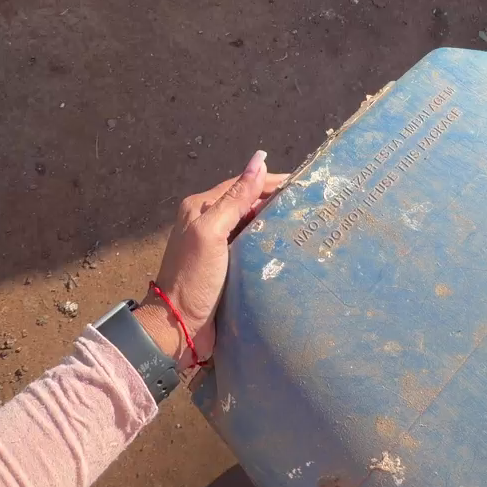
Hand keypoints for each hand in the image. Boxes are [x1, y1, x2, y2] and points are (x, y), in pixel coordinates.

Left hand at [136, 151, 287, 367]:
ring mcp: (217, 246)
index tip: (302, 183)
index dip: (270, 181)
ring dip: (274, 222)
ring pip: (252, 225)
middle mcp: (208, 222)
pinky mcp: (226, 267)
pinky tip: (288, 247)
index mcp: (201, 207)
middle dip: (275, 200)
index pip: (242, 185)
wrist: (177, 328)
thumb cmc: (193, 278)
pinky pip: (252, 247)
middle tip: (309, 203)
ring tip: (305, 222)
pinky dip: (269, 244)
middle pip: (248, 203)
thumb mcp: (212, 232)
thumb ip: (235, 198)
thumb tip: (260, 159)